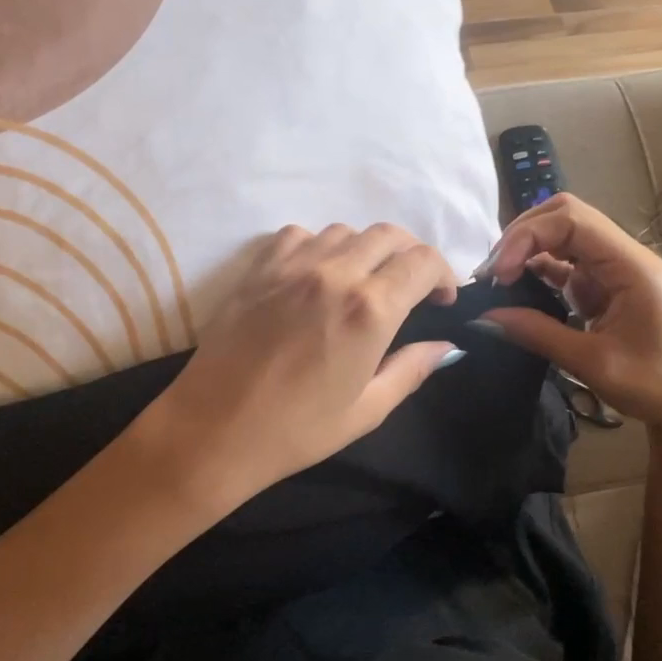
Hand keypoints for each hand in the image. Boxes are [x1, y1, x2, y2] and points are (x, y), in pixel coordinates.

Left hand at [136, 224, 462, 510]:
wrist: (215, 429)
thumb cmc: (297, 430)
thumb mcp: (367, 409)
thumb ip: (411, 369)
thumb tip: (447, 346)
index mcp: (370, 310)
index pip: (422, 261)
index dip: (442, 274)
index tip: (439, 299)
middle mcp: (335, 274)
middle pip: (388, 235)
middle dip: (409, 256)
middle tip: (408, 288)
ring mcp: (292, 266)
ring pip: (344, 231)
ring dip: (364, 250)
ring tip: (360, 282)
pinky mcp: (259, 268)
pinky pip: (298, 234)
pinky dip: (318, 246)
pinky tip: (315, 275)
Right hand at [473, 195, 661, 448]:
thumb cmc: (655, 387)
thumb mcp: (592, 363)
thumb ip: (537, 333)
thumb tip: (484, 316)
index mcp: (632, 265)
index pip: (570, 220)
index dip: (527, 237)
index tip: (499, 274)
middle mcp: (624, 257)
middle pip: (566, 217)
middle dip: (523, 235)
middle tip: (493, 272)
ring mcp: (616, 271)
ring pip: (564, 237)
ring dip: (529, 250)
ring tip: (499, 279)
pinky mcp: (607, 288)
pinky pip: (568, 264)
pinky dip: (539, 270)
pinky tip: (518, 288)